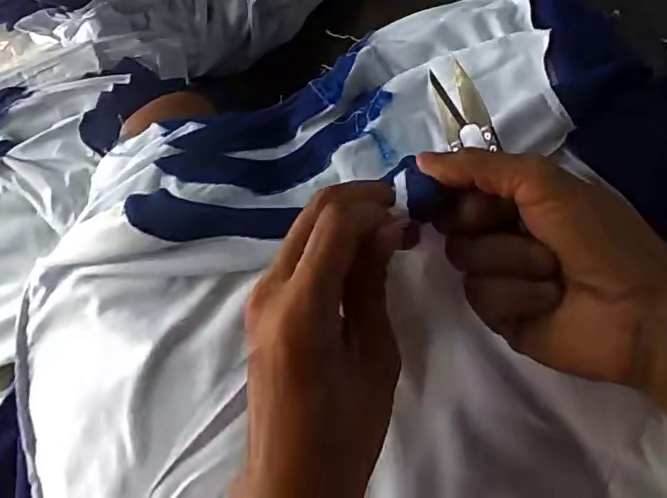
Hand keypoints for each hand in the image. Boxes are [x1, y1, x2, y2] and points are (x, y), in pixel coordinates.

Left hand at [235, 183, 416, 497]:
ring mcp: (260, 293)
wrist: (289, 482)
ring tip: (387, 228)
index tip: (407, 216)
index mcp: (300, 309)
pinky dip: (333, 235)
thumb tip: (389, 226)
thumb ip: (374, 284)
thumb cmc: (343, 433)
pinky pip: (300, 246)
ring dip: (347, 213)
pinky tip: (361, 249)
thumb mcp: (376, 358)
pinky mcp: (263, 301)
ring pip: (306, 223)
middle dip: (360, 197)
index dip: (374, 206)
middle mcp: (270, 289)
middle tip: (399, 208)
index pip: (334, 222)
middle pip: (315, 211)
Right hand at [417, 150, 666, 395]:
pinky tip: (551, 296)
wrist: (638, 307)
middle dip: (483, 221)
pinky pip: (482, 298)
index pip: (458, 184)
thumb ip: (481, 166)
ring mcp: (501, 274)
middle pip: (452, 222)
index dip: (445, 186)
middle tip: (516, 223)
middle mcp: (502, 230)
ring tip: (552, 267)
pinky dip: (519, 292)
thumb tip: (421, 160)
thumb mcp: (541, 181)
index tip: (433, 187)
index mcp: (514, 193)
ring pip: (465, 259)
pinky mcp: (503, 317)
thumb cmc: (594, 232)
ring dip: (512, 259)